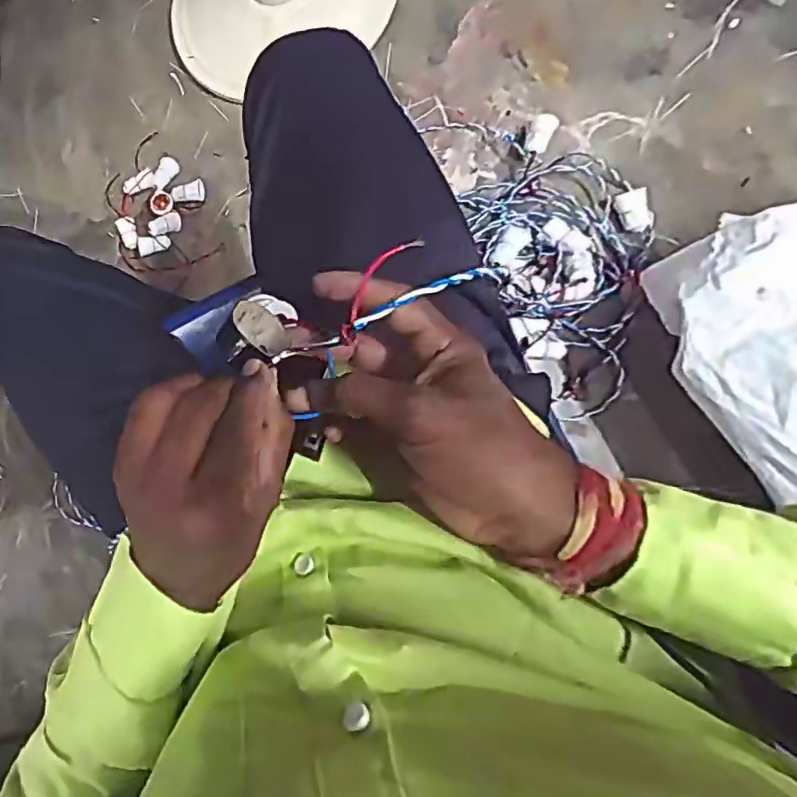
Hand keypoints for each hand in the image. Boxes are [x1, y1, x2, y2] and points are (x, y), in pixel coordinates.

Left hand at [114, 362, 293, 610]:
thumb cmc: (228, 542)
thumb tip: (268, 386)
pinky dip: (171, 391)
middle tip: (244, 385)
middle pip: (200, 408)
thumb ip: (272, 441)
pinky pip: (144, 404)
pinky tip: (189, 396)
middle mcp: (167, 484)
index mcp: (215, 505)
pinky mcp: (119, 459)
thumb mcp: (265, 501)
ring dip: (199, 385)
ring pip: (167, 398)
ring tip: (217, 392)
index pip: (237, 430)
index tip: (263, 372)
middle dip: (227, 386)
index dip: (252, 393)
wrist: (170, 572)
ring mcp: (135, 470)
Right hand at [312, 271, 579, 562]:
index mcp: (438, 348)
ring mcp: (400, 403)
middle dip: (326, 344)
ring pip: (350, 383)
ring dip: (322, 386)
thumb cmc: (478, 446)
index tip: (316, 285)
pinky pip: (351, 417)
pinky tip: (316, 424)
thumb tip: (302, 388)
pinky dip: (331, 419)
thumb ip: (360, 394)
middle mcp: (415, 369)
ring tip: (290, 392)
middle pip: (363, 345)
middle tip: (285, 349)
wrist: (511, 511)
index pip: (395, 305)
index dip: (357, 291)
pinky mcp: (389, 435)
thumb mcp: (419, 411)